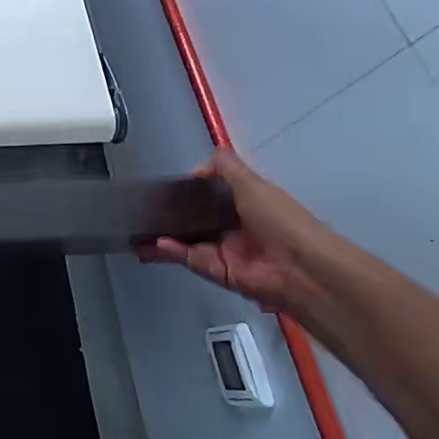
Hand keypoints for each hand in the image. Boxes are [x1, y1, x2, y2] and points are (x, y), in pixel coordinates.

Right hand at [138, 151, 324, 314]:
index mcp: (247, 204)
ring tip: (139, 232)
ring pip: (188, 242)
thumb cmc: (279, 219)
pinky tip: (156, 243)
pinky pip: (190, 259)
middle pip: (196, 221)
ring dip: (165, 237)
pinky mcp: (218, 272)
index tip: (168, 187)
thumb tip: (197, 168)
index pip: (213, 195)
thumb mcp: (253, 183)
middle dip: (172, 218)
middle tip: (145, 211)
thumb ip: (225, 167)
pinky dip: (173, 251)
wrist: (298, 266)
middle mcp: (234, 227)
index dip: (192, 191)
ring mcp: (225, 251)